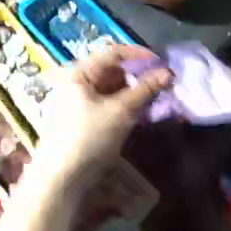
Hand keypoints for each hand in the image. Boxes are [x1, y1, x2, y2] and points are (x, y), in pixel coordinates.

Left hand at [27, 46, 170, 188]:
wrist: (62, 179)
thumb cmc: (89, 138)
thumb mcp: (120, 111)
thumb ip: (145, 89)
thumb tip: (169, 73)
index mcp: (77, 73)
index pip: (113, 52)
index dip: (140, 55)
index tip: (163, 65)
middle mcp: (73, 82)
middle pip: (111, 70)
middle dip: (138, 76)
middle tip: (162, 85)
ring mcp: (75, 102)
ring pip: (110, 88)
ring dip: (133, 92)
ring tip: (154, 100)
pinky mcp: (79, 120)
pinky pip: (105, 104)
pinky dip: (123, 105)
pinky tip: (139, 114)